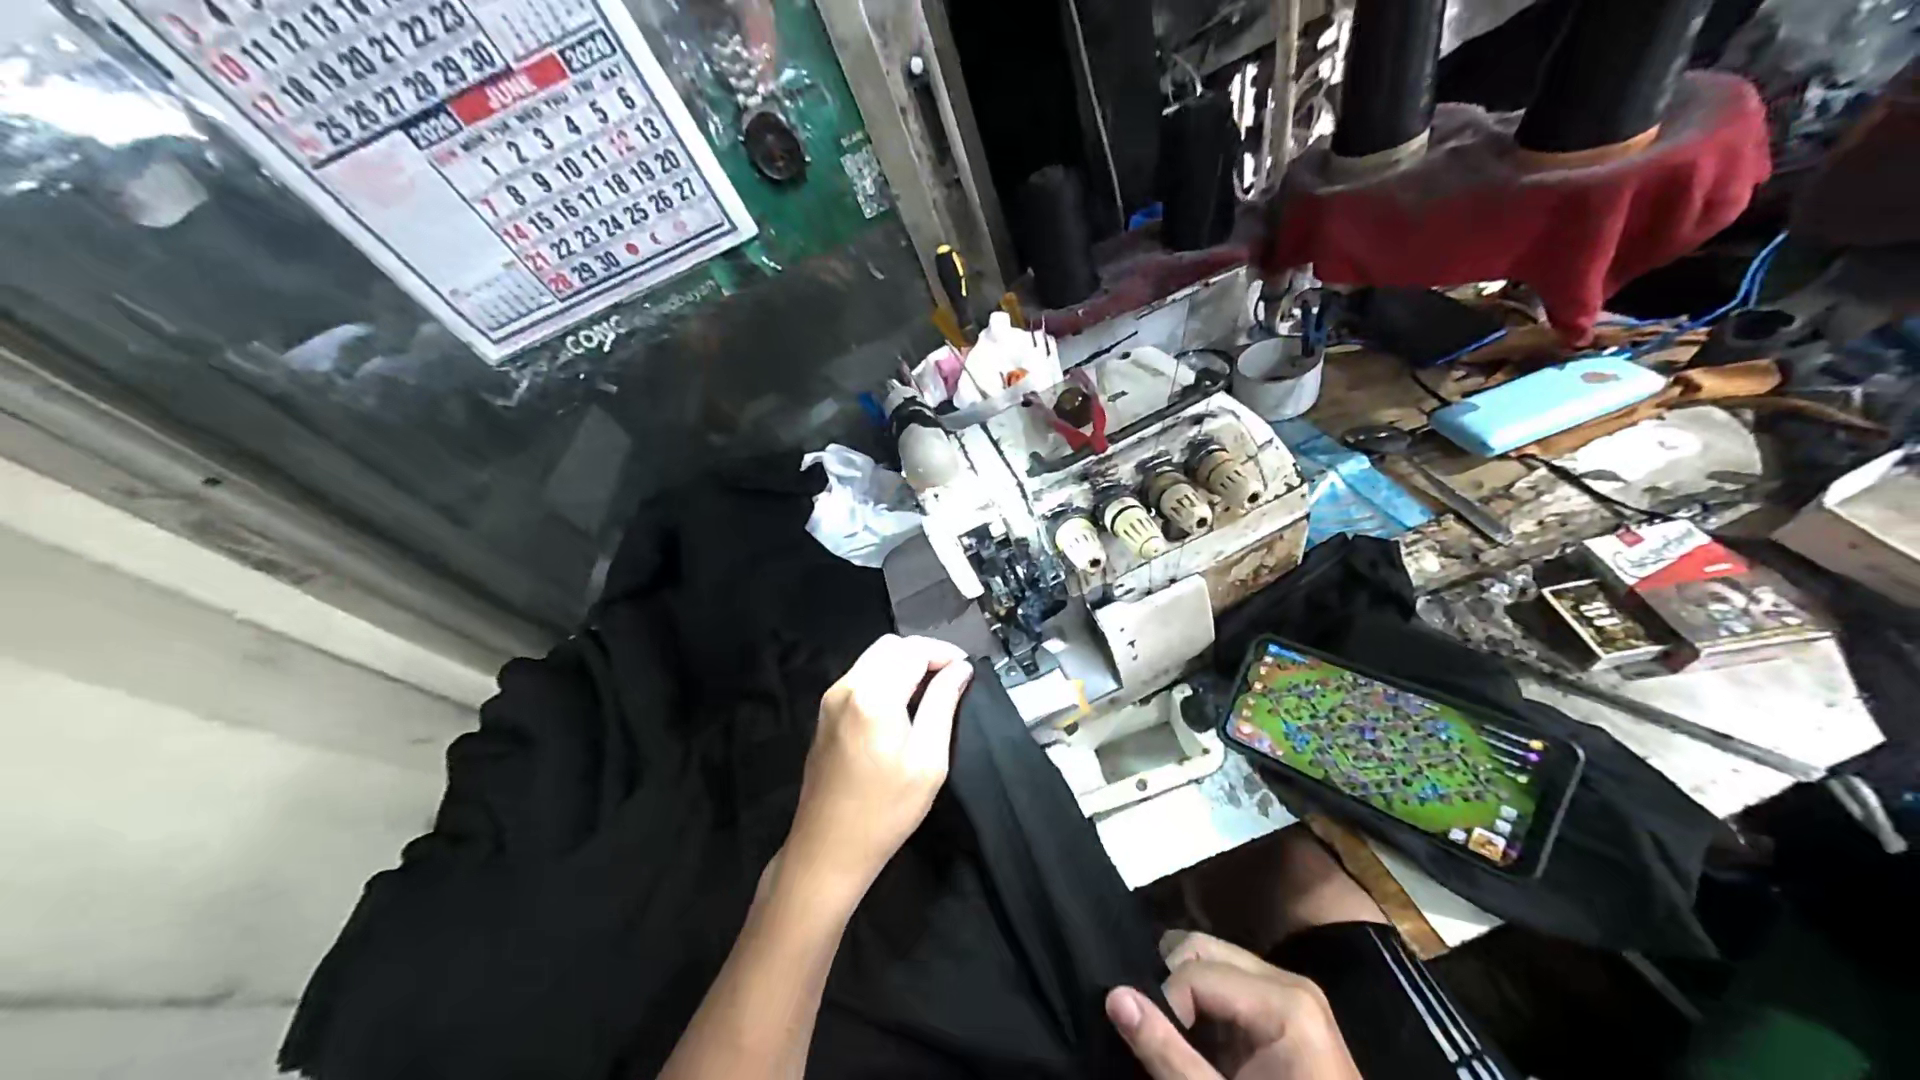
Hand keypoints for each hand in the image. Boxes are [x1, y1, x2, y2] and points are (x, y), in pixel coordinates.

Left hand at [783, 634, 973, 901]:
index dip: (943, 652)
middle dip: (923, 653)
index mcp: (873, 695)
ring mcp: (831, 699)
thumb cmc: (886, 810)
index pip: (913, 650)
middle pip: (890, 646)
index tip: (966, 668)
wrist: (828, 848)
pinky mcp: (825, 713)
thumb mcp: (928, 759)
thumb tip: (960, 669)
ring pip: (873, 658)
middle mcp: (847, 687)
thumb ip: (943, 704)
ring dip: (903, 663)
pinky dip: (885, 676)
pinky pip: (860, 676)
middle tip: (951, 677)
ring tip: (931, 689)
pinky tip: (902, 702)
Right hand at [1106, 932, 1361, 1079]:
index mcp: (1285, 1002)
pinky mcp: (1287, 1008)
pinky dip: (1204, 1004)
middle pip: (1202, 949)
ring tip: (1180, 1041)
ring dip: (1185, 993)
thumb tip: (1114, 996)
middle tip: (1162, 1038)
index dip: (1165, 1007)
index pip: (1193, 971)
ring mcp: (1292, 992)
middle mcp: (1290, 982)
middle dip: (1170, 987)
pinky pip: (1228, 981)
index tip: (1163, 1054)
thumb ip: (1167, 1052)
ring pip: (1211, 960)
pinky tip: (1201, 1043)